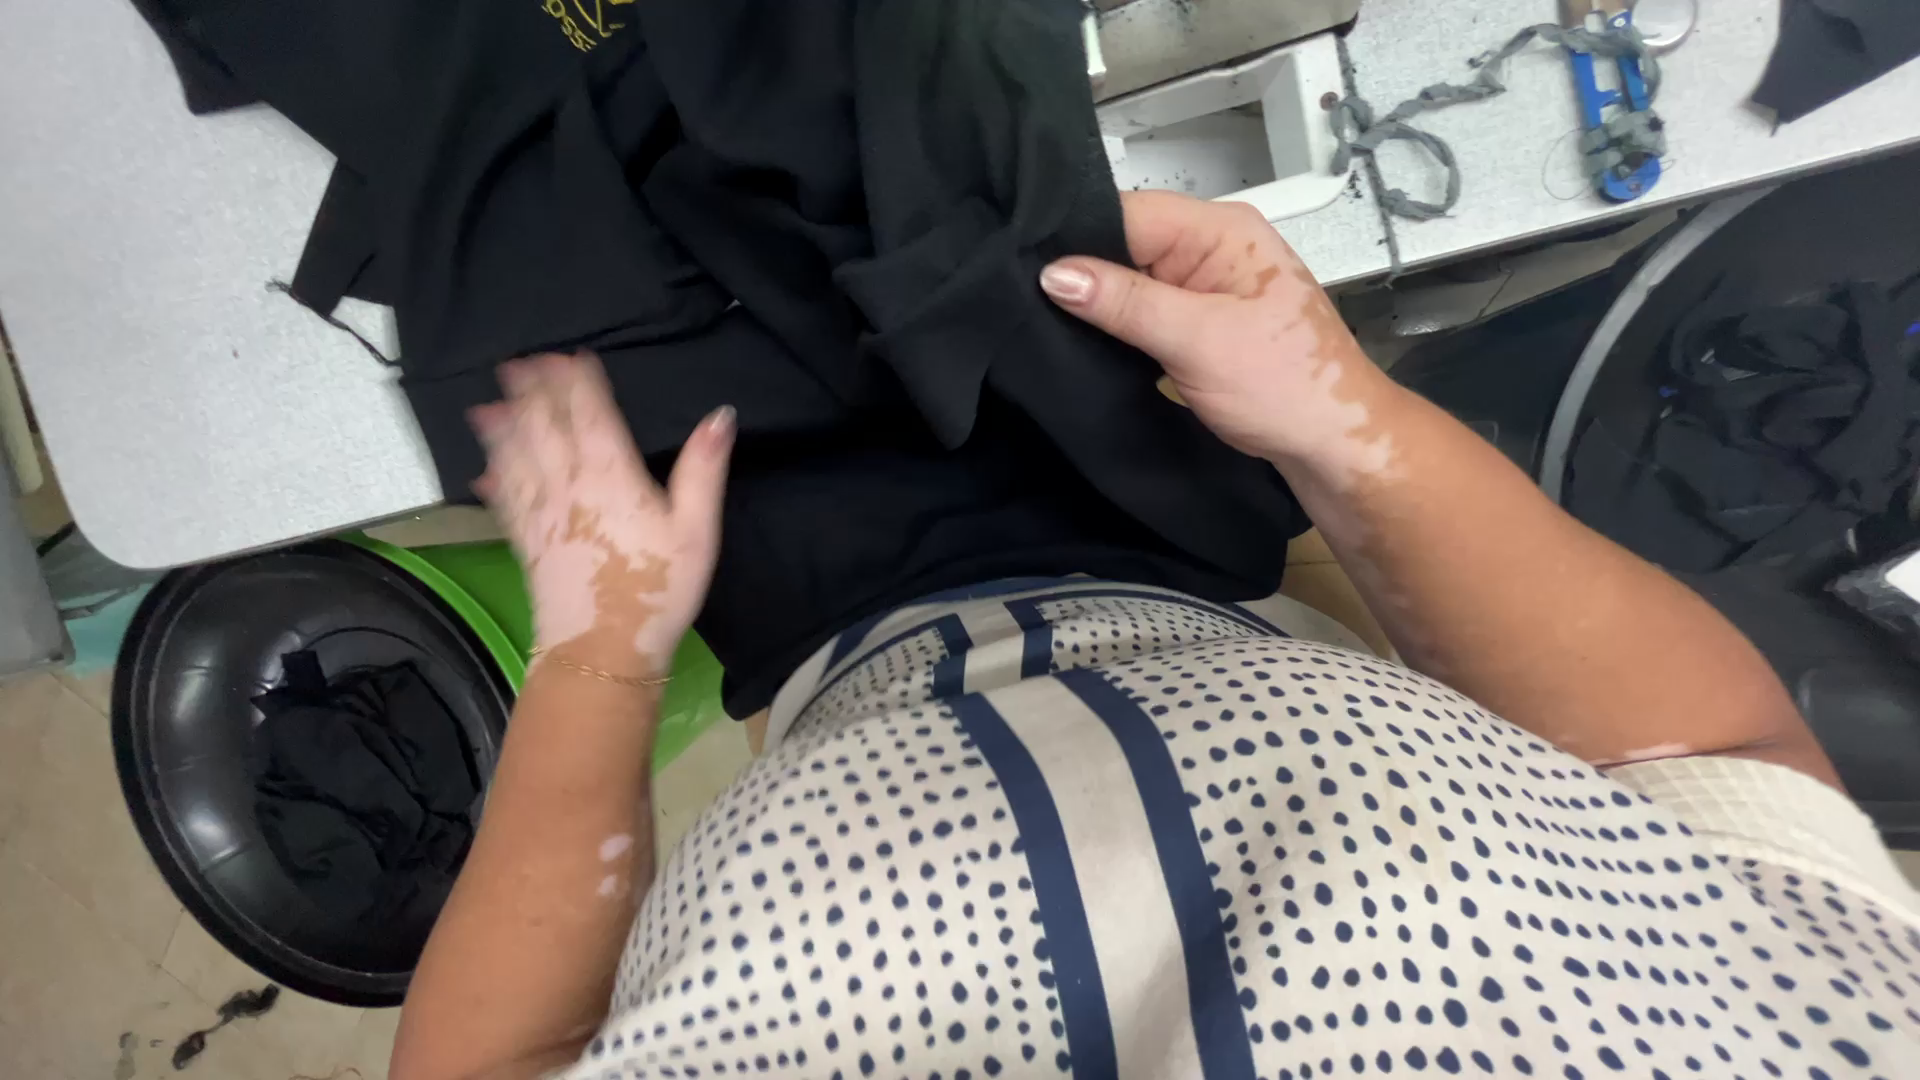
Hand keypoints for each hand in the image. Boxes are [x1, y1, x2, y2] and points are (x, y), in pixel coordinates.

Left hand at [468, 354, 733, 679]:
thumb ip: (704, 469)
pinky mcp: (526, 542)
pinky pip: (505, 500)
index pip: (590, 416)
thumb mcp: (697, 528)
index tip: (571, 357)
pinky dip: (494, 478)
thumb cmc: (658, 586)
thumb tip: (721, 416)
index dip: (580, 384)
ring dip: (505, 426)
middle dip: (534, 394)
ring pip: (516, 458)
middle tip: (519, 364)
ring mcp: (540, 514)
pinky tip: (484, 471)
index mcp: (610, 476)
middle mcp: (567, 485)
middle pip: (545, 428)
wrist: (604, 647)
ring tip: (491, 403)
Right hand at [1040, 191, 1399, 483]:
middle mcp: (1206, 248)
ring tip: (1037, 318)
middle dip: (1078, 270)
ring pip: (1125, 280)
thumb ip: (1126, 303)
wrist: (1327, 442)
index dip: (1075, 235)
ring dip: (1091, 301)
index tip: (1023, 265)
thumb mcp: (1198, 340)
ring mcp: (1198, 286)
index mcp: (1219, 230)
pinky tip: (1077, 337)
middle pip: (1122, 242)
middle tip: (1021, 297)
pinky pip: (1137, 311)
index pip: (1128, 212)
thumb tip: (1054, 274)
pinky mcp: (1190, 321)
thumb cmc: (1282, 385)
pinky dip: (1110, 325)